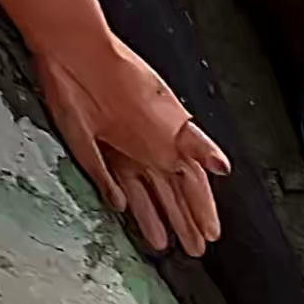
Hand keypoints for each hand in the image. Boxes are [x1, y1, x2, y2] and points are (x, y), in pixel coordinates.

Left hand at [35, 35, 229, 255]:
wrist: (78, 54)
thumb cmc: (128, 80)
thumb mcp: (174, 122)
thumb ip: (199, 148)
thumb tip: (224, 167)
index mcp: (172, 149)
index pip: (194, 189)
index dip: (203, 212)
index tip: (211, 234)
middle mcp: (149, 152)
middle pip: (171, 197)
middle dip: (184, 224)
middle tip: (194, 249)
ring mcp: (121, 151)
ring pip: (143, 194)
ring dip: (154, 219)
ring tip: (163, 245)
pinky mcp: (91, 147)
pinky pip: (108, 179)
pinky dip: (116, 196)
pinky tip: (124, 211)